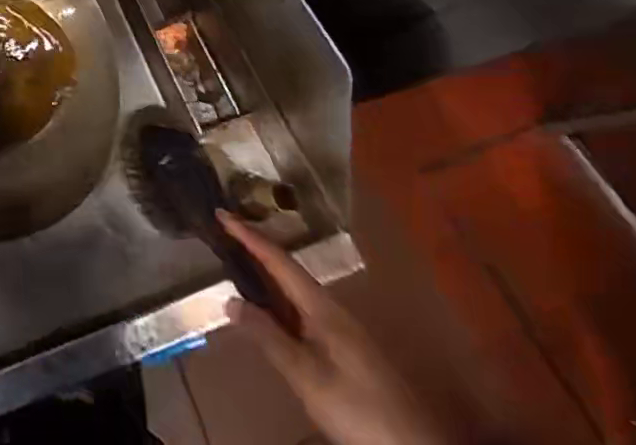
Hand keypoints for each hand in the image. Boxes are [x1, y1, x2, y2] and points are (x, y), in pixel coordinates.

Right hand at [219, 211, 445, 444]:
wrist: (413, 443)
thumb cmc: (357, 405)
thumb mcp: (306, 375)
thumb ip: (268, 337)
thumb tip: (230, 300)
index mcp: (320, 306)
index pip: (278, 260)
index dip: (249, 236)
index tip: (222, 213)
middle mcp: (330, 307)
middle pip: (287, 268)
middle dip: (256, 248)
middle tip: (226, 232)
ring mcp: (339, 327)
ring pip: (295, 289)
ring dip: (267, 271)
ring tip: (239, 261)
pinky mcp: (343, 346)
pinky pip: (301, 308)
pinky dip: (278, 297)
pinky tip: (270, 309)